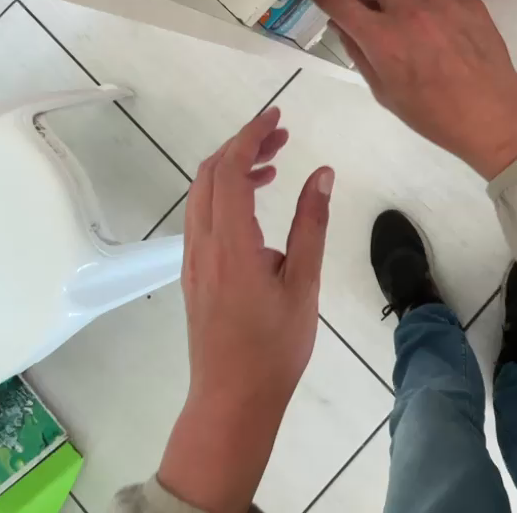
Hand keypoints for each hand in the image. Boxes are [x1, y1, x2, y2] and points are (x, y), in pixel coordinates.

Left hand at [157, 108, 332, 512]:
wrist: (231, 401)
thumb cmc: (274, 347)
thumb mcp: (304, 283)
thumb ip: (312, 223)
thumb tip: (322, 173)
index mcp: (230, 243)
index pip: (229, 170)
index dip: (250, 135)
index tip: (276, 116)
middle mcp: (203, 243)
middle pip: (210, 173)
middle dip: (242, 144)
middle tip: (281, 134)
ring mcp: (194, 258)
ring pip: (202, 193)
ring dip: (233, 167)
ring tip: (274, 162)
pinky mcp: (195, 271)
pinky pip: (203, 213)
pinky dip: (226, 192)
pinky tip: (256, 200)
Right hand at [301, 0, 516, 179]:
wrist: (491, 116)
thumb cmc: (433, 114)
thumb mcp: (384, 92)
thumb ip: (360, 54)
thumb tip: (342, 24)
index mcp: (382, 39)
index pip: (338, 1)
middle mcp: (408, 12)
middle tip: (379, 10)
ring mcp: (441, 1)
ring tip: (409, 5)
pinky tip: (434, 6)